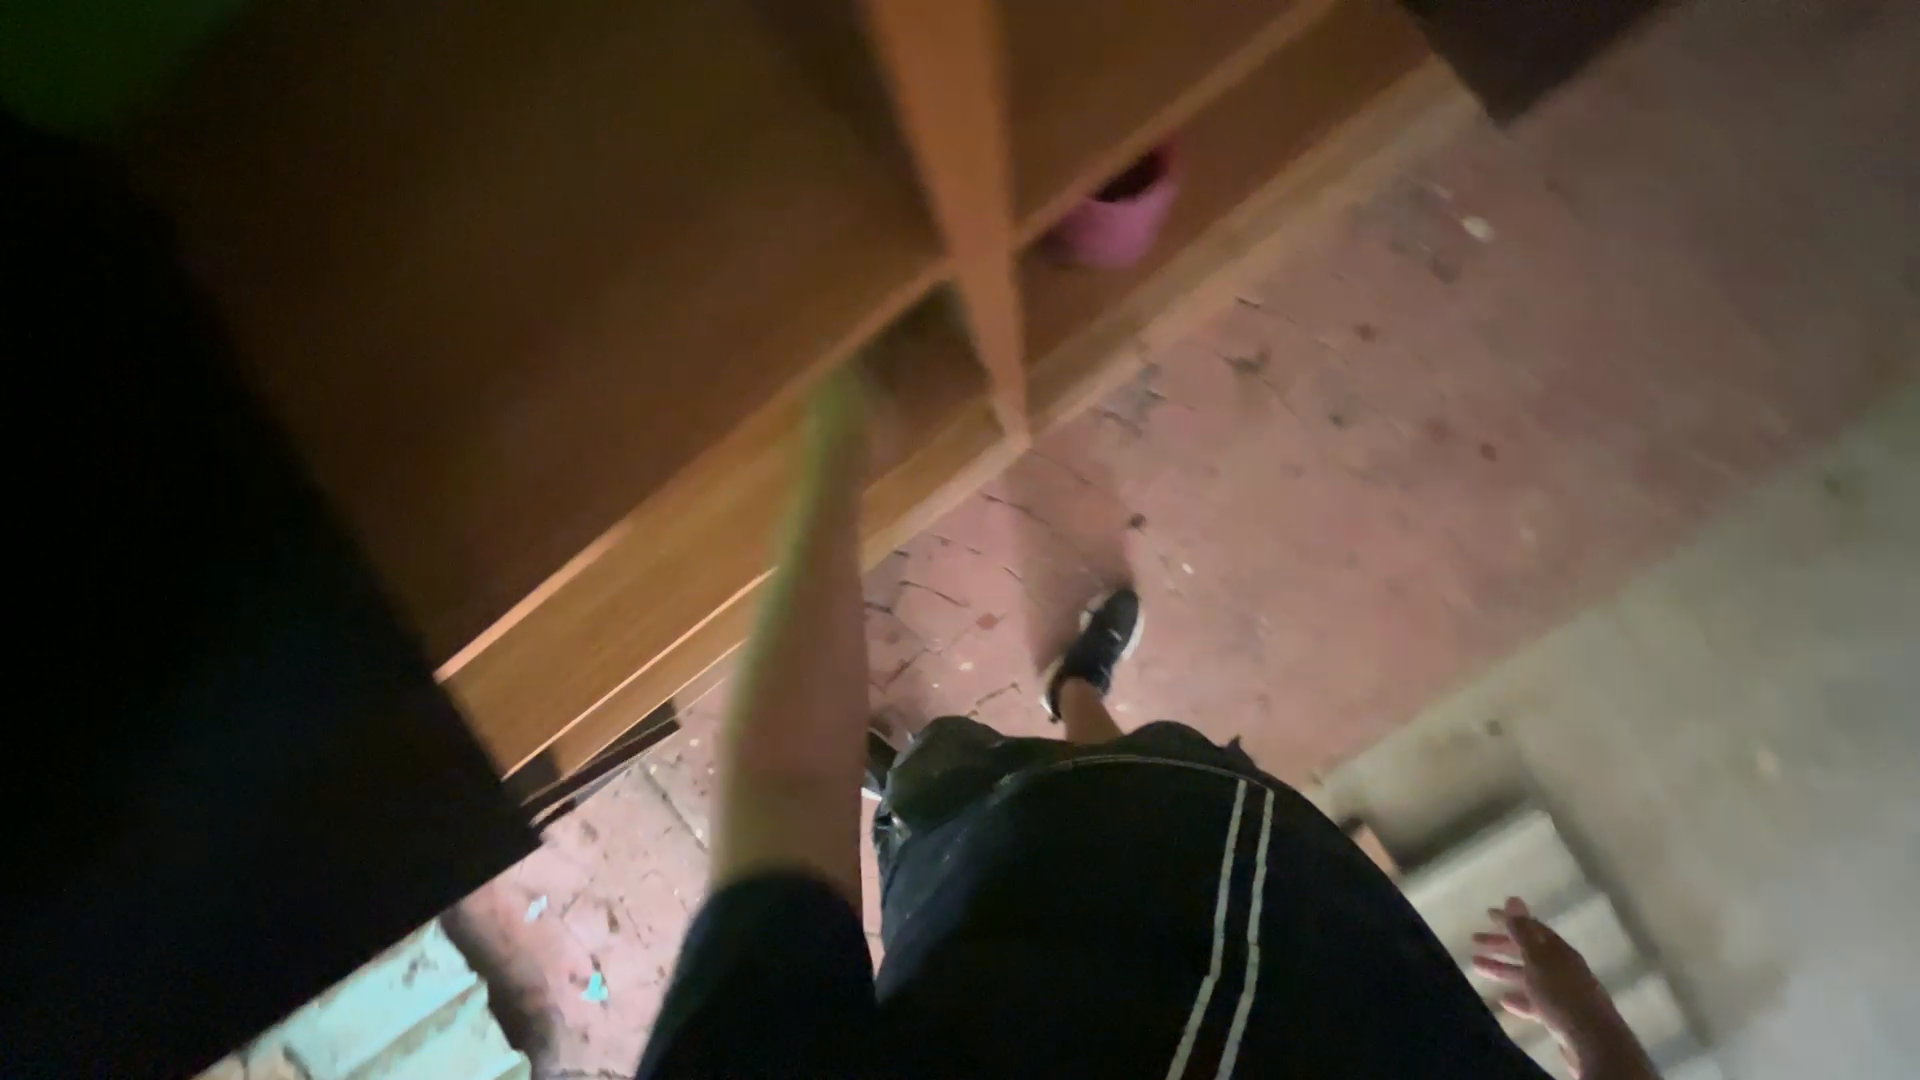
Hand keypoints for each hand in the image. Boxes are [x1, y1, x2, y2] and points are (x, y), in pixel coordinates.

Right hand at [1472, 897, 1651, 1078]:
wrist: (1595, 1043)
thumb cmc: (1561, 994)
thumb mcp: (1537, 958)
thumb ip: (1522, 930)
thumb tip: (1513, 898)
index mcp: (1560, 952)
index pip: (1532, 928)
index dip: (1509, 920)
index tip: (1486, 914)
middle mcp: (1564, 969)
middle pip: (1528, 952)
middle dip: (1501, 945)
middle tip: (1474, 941)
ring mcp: (1564, 994)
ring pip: (1528, 976)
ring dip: (1504, 970)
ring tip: (1477, 968)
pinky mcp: (1563, 1017)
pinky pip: (1536, 1001)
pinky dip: (1519, 998)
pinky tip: (1504, 1001)